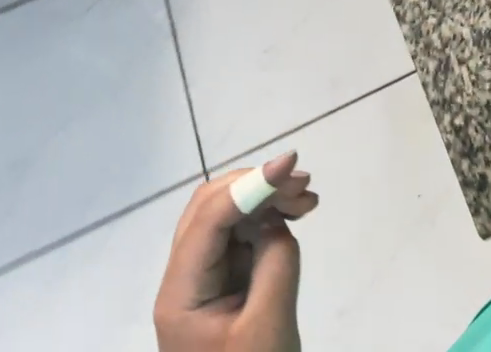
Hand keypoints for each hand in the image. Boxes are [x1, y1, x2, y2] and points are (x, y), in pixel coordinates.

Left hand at [155, 152, 320, 351]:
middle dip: (256, 184)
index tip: (291, 163)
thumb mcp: (269, 326)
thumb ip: (275, 261)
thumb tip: (277, 220)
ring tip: (309, 199)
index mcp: (181, 293)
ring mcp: (202, 280)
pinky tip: (297, 215)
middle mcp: (184, 278)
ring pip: (226, 215)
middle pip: (209, 207)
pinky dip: (268, 217)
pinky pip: (240, 234)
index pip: (209, 219)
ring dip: (265, 197)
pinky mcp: (222, 284)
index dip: (250, 183)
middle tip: (304, 184)